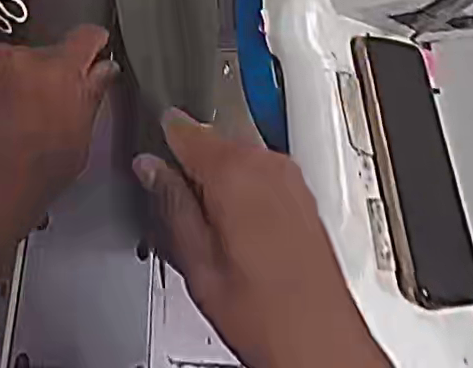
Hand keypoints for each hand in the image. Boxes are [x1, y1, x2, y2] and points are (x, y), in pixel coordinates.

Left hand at [0, 25, 118, 278]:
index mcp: (61, 69)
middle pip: (56, 49)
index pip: (87, 34)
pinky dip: (10, 82)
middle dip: (61, 70)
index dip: (97, 45)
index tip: (99, 55)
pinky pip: (5, 67)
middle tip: (59, 102)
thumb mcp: (80, 136)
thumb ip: (93, 92)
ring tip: (28, 111)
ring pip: (29, 59)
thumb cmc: (37, 173)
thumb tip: (105, 66)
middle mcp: (28, 55)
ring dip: (33, 75)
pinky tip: (9, 111)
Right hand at [135, 110, 390, 367]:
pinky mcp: (302, 188)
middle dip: (192, 161)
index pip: (186, 129)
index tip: (151, 146)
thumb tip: (149, 168)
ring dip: (220, 173)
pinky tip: (242, 226)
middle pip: (213, 138)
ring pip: (238, 151)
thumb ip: (171, 203)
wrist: (323, 342)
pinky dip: (245, 182)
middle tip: (178, 199)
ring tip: (213, 223)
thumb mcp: (199, 263)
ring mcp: (288, 173)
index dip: (163, 134)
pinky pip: (261, 167)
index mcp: (232, 172)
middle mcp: (264, 161)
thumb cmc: (267, 314)